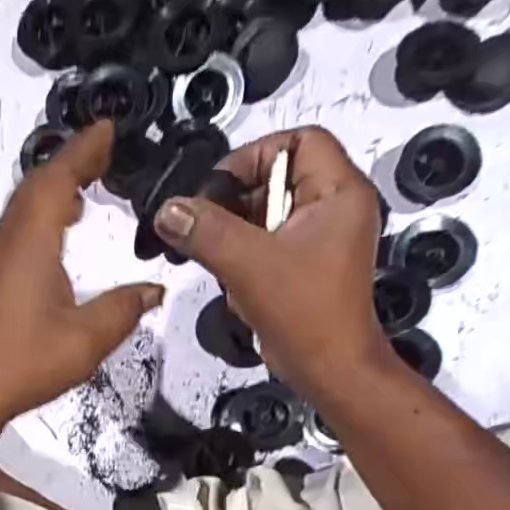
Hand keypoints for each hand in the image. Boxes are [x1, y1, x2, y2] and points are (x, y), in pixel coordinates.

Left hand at [0, 121, 164, 455]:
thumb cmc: (21, 367)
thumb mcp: (86, 340)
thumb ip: (123, 309)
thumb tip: (152, 291)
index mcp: (28, 246)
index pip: (56, 180)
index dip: (83, 151)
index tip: (106, 130)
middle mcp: (3, 245)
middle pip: (35, 187)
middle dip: (70, 164)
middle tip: (100, 154)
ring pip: (21, 211)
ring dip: (52, 192)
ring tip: (82, 190)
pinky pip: (13, 233)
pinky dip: (38, 219)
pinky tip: (53, 238)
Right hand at [150, 126, 391, 402]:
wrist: (328, 369)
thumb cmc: (312, 317)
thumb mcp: (249, 264)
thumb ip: (206, 231)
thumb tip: (171, 210)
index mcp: (339, 193)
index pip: (298, 140)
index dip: (255, 156)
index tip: (220, 185)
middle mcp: (333, 211)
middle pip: (275, 179)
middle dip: (237, 205)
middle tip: (213, 227)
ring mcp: (317, 241)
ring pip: (263, 216)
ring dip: (236, 238)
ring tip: (230, 263)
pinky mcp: (302, 267)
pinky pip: (262, 246)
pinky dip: (242, 262)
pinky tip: (240, 285)